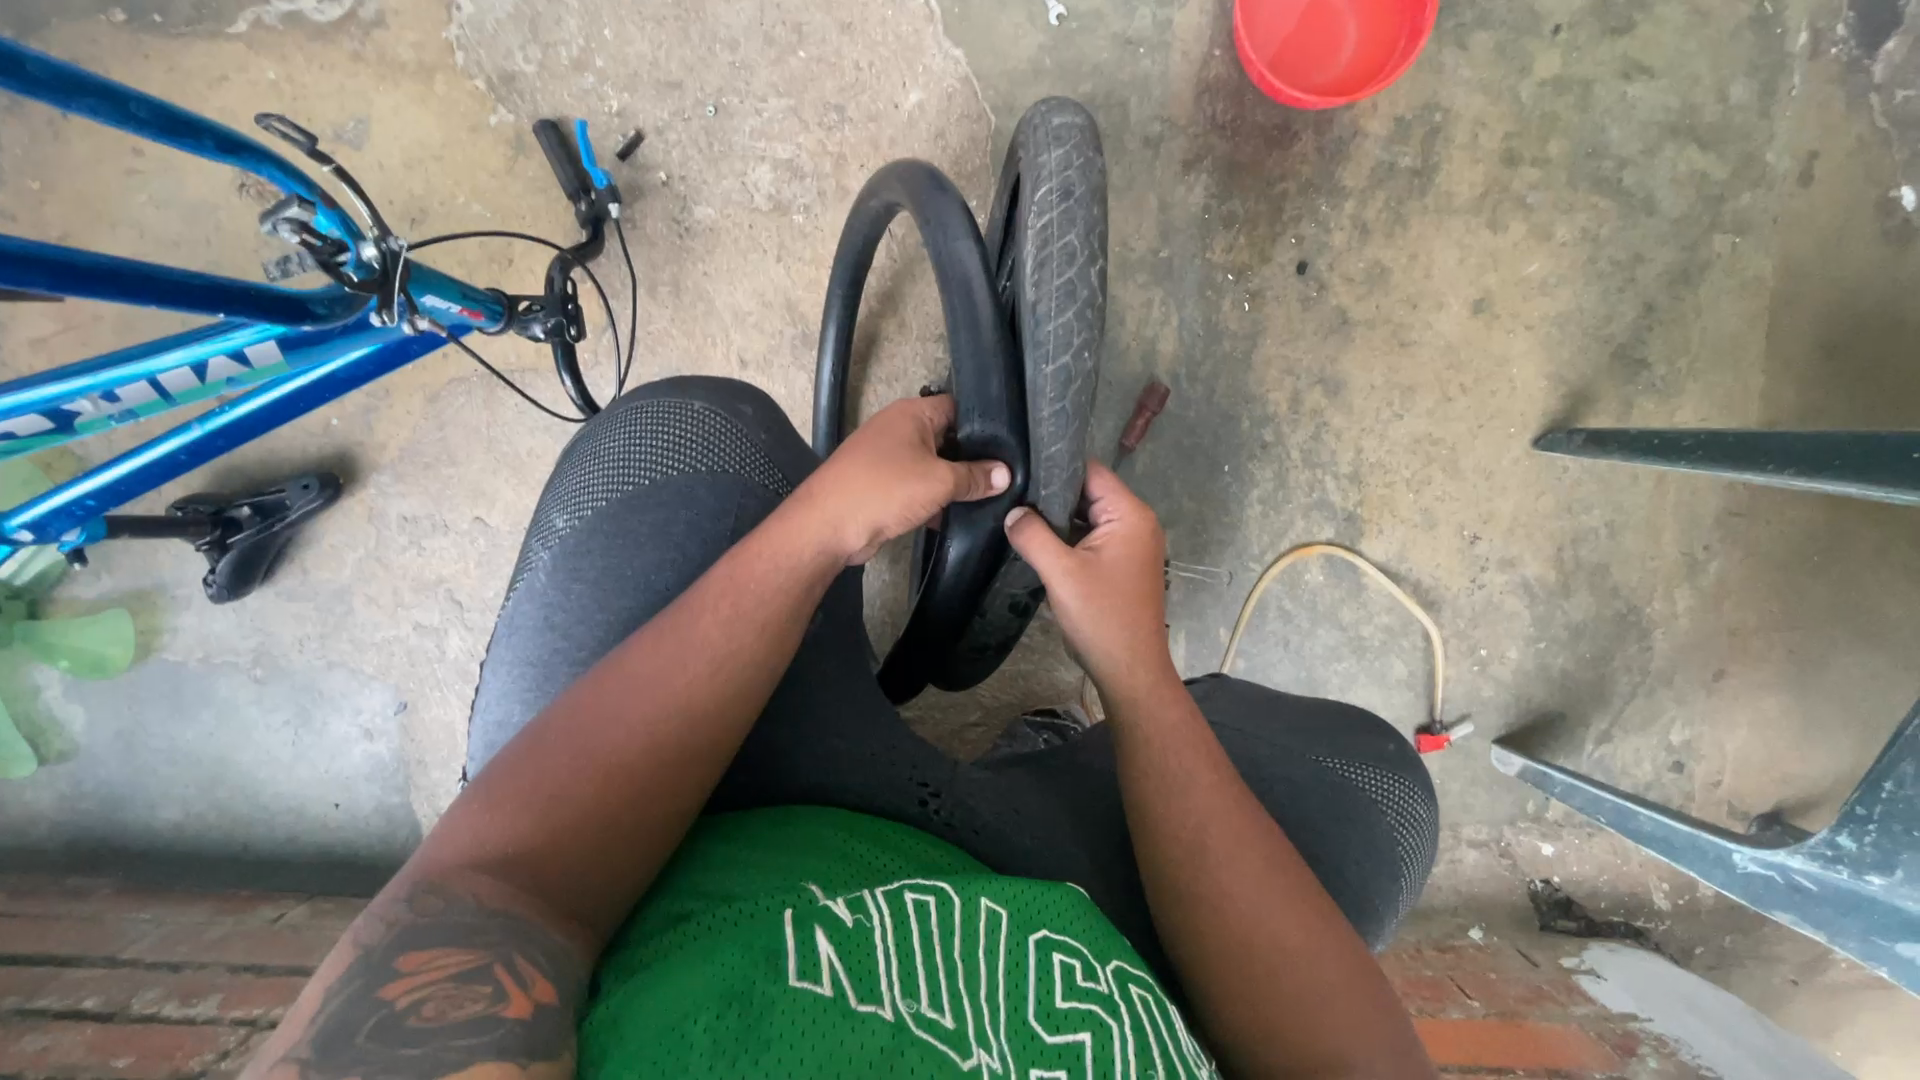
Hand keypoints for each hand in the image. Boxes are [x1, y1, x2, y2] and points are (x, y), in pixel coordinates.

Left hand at [793, 394, 1009, 564]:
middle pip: (947, 438)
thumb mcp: (939, 481)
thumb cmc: (884, 490)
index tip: (1010, 445)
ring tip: (991, 497)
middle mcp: (899, 429)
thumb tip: (1005, 474)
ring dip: (953, 483)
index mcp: (912, 414)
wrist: (829, 526)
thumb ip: (975, 477)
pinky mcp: (882, 487)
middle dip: (972, 458)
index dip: (984, 424)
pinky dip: (935, 501)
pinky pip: (918, 488)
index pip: (957, 408)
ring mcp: (888, 459)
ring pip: (932, 466)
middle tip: (1006, 475)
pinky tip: (958, 517)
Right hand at [1003, 461, 1175, 691]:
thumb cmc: (1101, 616)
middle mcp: (1137, 522)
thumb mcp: (1060, 572)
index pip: (1090, 472)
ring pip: (1088, 517)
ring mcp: (1132, 545)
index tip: (1019, 471)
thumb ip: (1033, 535)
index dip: (1055, 468)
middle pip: (1089, 493)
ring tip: (1018, 516)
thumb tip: (1012, 512)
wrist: (1129, 669)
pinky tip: (1039, 544)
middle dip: (1052, 496)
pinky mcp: (1123, 565)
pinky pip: (1092, 539)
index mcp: (1130, 514)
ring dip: (1058, 520)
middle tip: (1011, 496)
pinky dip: (1069, 539)